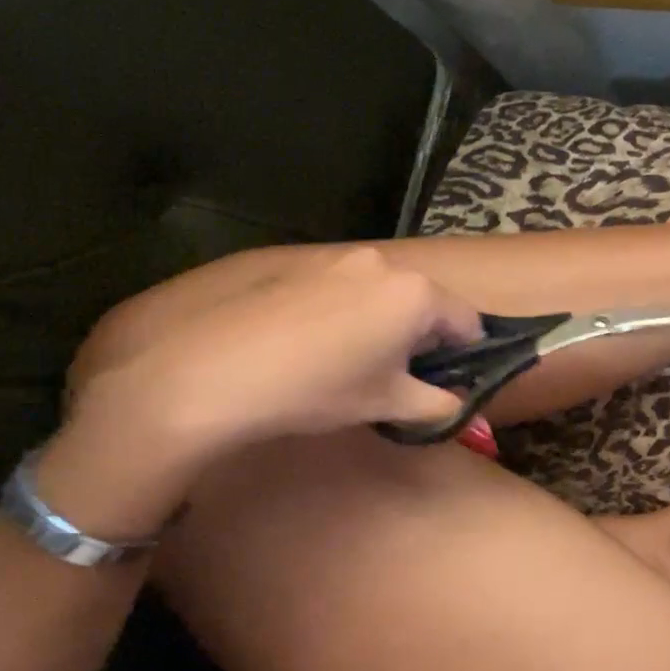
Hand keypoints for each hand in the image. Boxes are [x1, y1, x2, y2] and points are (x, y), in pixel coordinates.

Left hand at [70, 248, 481, 452]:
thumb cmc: (313, 389)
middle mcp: (385, 265)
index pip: (468, 323)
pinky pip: (338, 286)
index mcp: (418, 295)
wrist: (201, 375)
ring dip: (379, 320)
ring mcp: (336, 259)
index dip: (462, 357)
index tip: (438, 383)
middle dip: (418, 336)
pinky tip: (304, 344)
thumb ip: (439, 406)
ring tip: (343, 359)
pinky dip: (338, 311)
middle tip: (390, 376)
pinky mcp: (293, 263)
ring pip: (380, 292)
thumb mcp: (385, 405)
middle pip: (425, 302)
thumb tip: (464, 411)